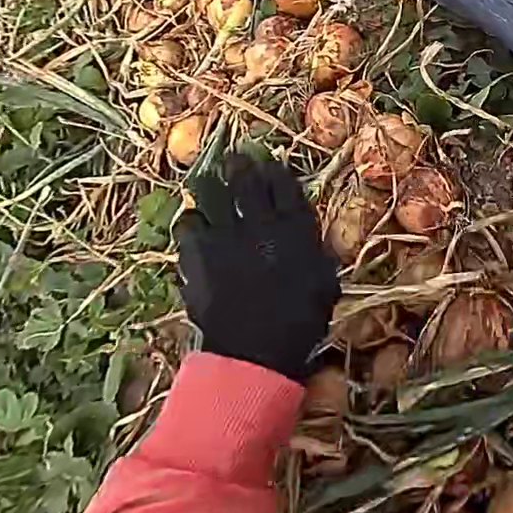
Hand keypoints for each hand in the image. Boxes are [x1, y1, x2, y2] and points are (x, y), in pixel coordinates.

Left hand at [178, 154, 339, 381]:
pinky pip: (188, 225)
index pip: (283, 184)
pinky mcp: (198, 256)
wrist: (255, 353)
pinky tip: (193, 225)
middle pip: (245, 181)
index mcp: (294, 227)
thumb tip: (313, 242)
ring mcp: (225, 237)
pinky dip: (191, 221)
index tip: (269, 165)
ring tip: (207, 184)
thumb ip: (315, 253)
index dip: (275, 170)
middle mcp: (260, 223)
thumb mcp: (324, 281)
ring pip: (211, 196)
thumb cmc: (300, 321)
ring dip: (210, 188)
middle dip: (239, 166)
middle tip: (233, 159)